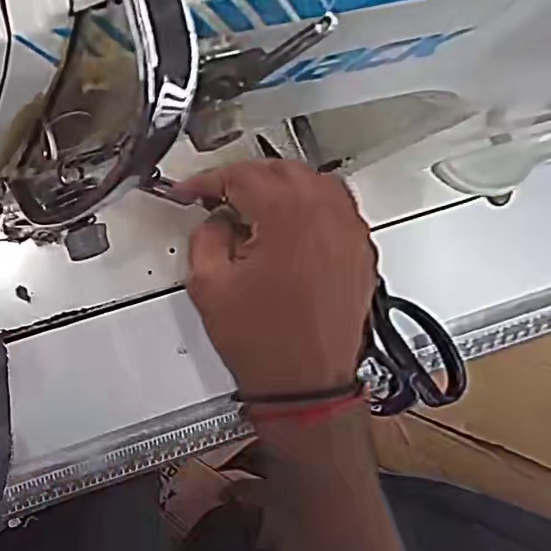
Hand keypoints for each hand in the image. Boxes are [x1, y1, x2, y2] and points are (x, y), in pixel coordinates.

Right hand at [178, 160, 375, 399]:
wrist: (303, 380)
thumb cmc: (264, 342)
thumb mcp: (208, 286)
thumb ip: (205, 239)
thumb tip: (214, 221)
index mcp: (289, 219)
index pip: (244, 176)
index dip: (208, 180)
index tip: (190, 190)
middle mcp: (328, 218)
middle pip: (283, 170)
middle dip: (243, 177)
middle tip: (214, 195)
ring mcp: (350, 234)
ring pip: (315, 183)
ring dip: (277, 186)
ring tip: (247, 207)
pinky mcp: (359, 252)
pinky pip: (335, 209)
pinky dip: (305, 206)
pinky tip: (282, 226)